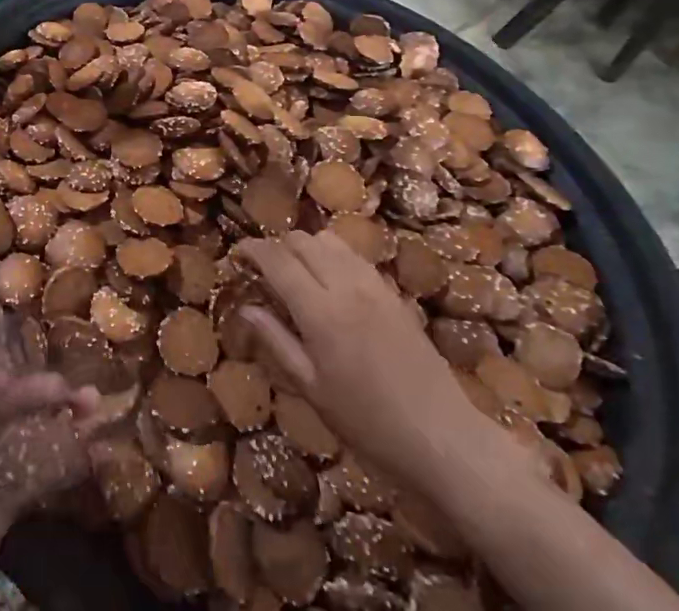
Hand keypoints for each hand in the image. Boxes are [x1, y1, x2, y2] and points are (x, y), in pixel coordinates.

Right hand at [236, 230, 494, 483]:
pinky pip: (356, 258)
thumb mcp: (310, 387)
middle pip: (303, 241)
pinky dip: (333, 257)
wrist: (442, 438)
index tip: (236, 255)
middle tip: (262, 269)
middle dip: (276, 246)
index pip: (277, 259)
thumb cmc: (366, 421)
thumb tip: (245, 307)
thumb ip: (276, 340)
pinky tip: (329, 283)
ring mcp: (376, 288)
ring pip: (331, 242)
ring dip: (306, 247)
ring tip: (295, 272)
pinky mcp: (396, 295)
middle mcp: (347, 287)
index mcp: (320, 312)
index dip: (252, 249)